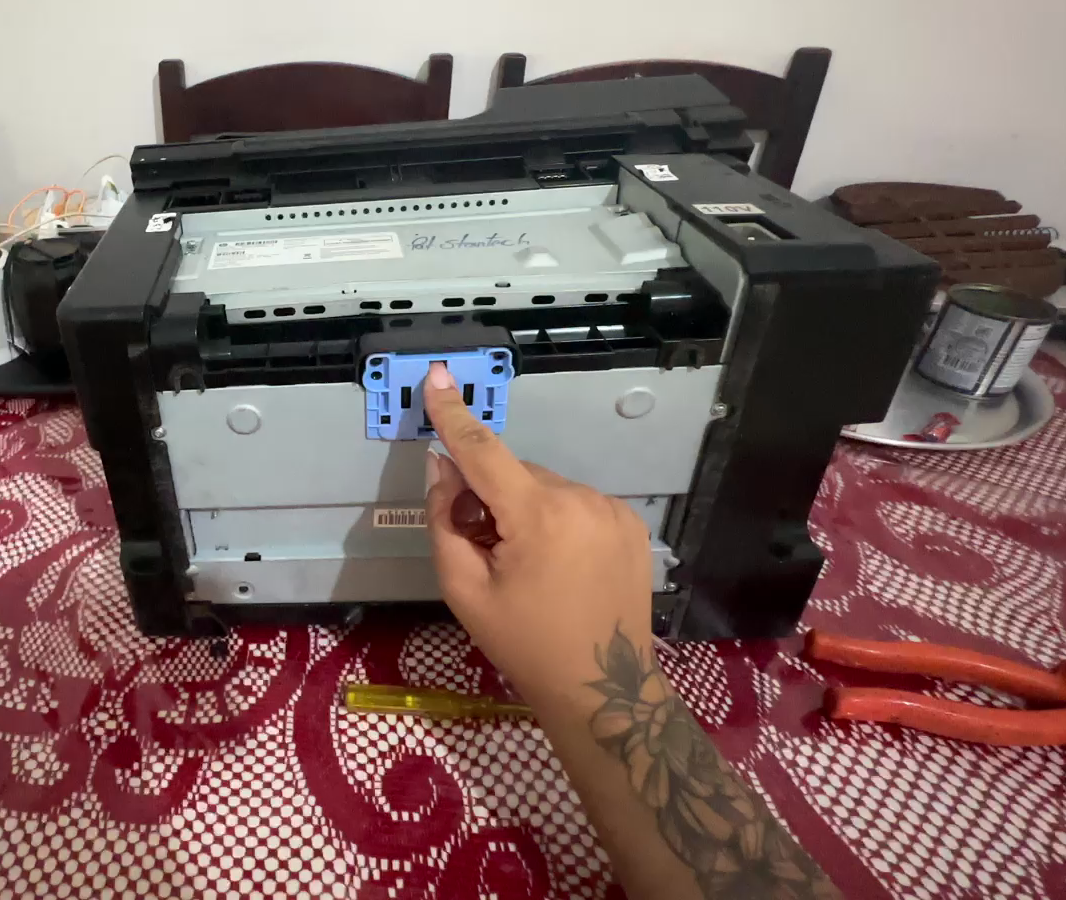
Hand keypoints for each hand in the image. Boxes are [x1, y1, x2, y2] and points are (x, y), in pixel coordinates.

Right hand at [421, 362, 653, 712]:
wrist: (605, 691)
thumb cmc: (524, 643)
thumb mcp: (464, 588)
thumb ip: (445, 520)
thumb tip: (443, 467)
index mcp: (538, 516)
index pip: (483, 451)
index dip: (453, 413)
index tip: (437, 374)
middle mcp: (580, 499)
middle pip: (512, 473)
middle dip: (489, 496)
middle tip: (485, 546)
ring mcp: (611, 509)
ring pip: (542, 486)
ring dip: (522, 507)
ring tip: (527, 562)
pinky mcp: (629, 521)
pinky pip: (572, 500)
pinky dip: (553, 516)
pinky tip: (557, 560)